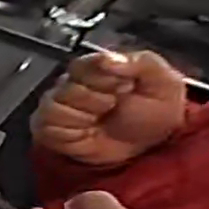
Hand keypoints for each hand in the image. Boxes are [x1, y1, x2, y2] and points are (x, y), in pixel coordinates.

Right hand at [33, 50, 186, 165]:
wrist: (142, 148)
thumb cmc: (152, 114)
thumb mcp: (164, 83)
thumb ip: (142, 63)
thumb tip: (106, 59)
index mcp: (95, 68)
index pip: (82, 64)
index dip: (103, 77)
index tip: (125, 87)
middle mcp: (68, 84)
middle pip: (67, 87)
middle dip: (97, 100)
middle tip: (113, 106)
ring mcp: (53, 106)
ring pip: (55, 107)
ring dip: (84, 117)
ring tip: (98, 121)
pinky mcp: (44, 127)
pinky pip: (47, 126)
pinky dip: (71, 132)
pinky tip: (84, 132)